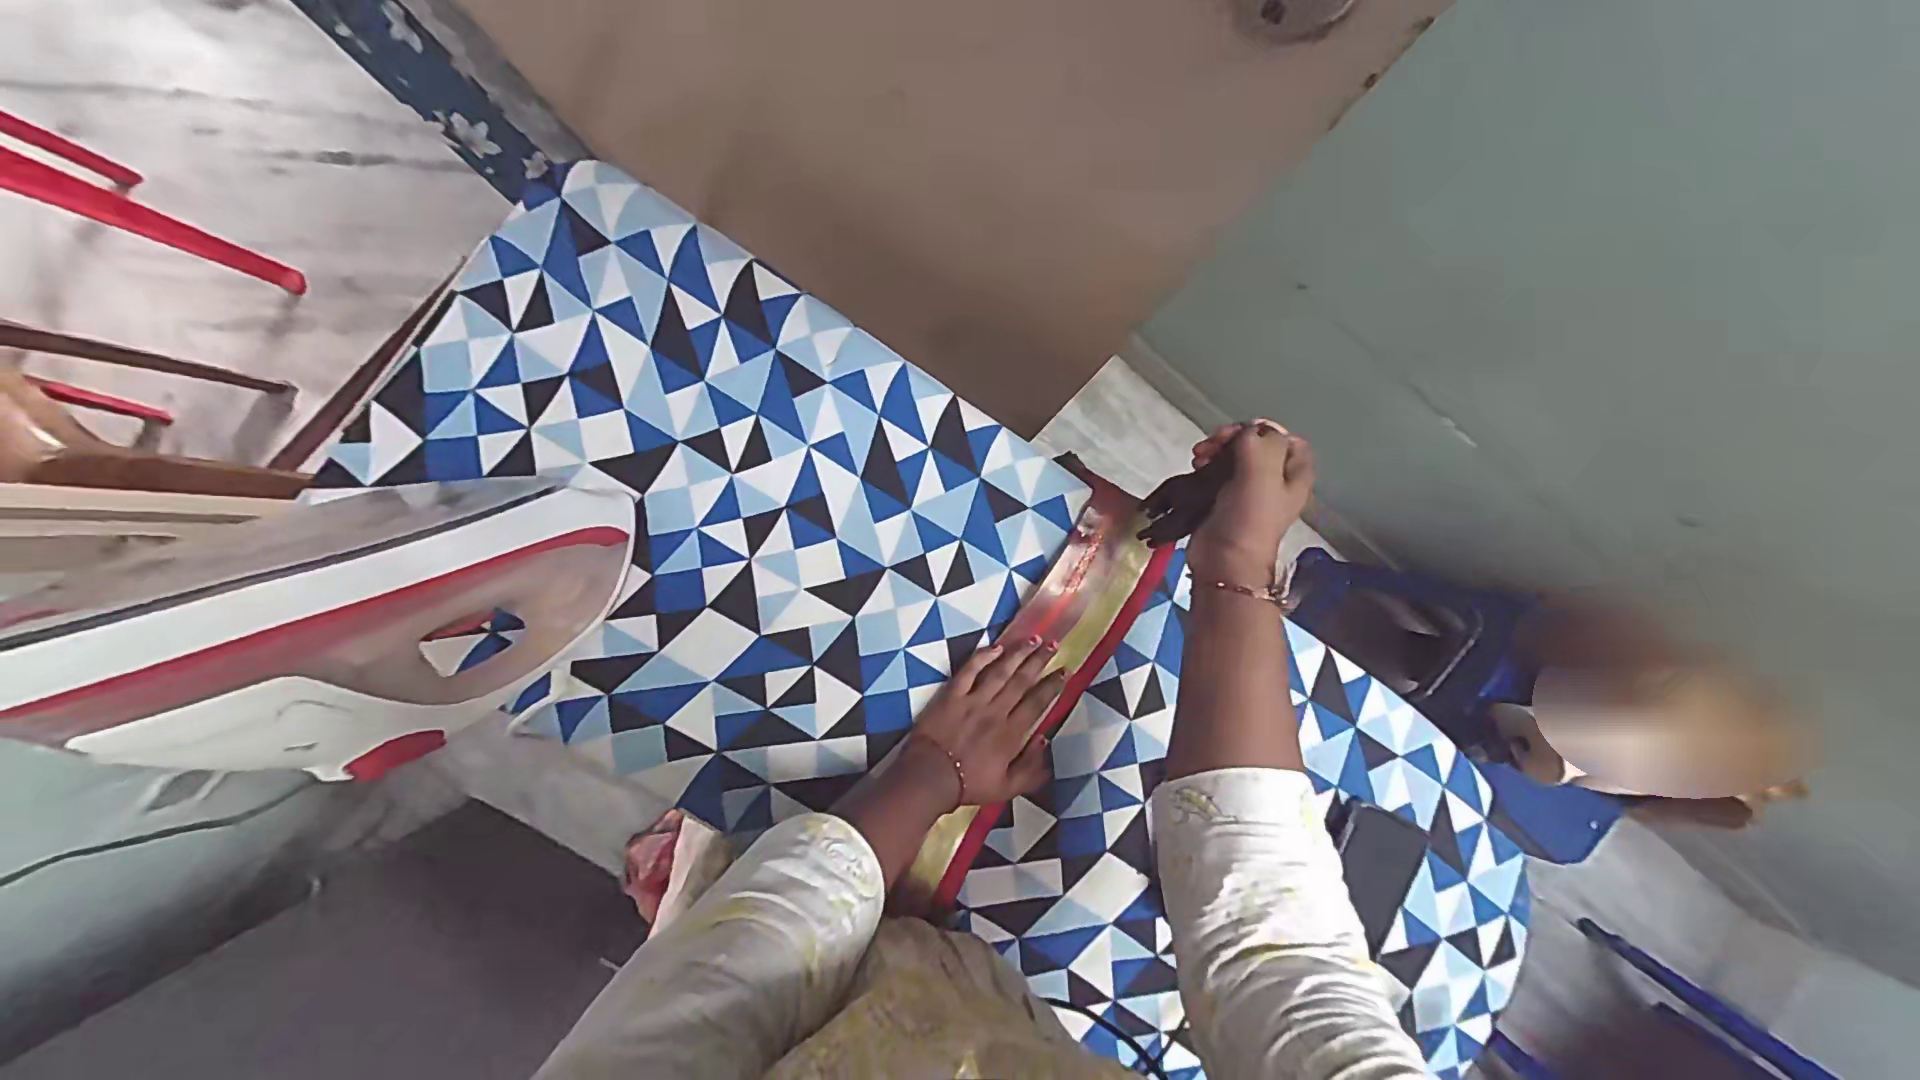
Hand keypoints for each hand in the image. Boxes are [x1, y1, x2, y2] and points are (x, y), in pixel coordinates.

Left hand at [905, 635, 1065, 807]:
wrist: (930, 777)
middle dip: (1039, 661)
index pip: (1037, 702)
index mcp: (1012, 733)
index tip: (1064, 671)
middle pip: (1022, 680)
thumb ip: (1031, 769)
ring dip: (1017, 654)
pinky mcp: (952, 694)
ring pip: (1000, 671)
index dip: (1052, 685)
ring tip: (1032, 639)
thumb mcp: (1007, 788)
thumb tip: (1046, 741)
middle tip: (1052, 645)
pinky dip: (982, 657)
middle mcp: (996, 711)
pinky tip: (995, 646)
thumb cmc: (969, 785)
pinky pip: (970, 671)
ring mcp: (973, 700)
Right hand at [1186, 419, 1315, 584]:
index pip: (1286, 438)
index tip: (1239, 433)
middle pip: (1257, 445)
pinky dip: (1208, 464)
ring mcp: (1249, 491)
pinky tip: (1196, 466)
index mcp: (1294, 474)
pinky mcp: (1225, 499)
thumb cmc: (1247, 519)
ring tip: (1200, 456)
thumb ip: (1261, 443)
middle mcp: (1275, 481)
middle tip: (1213, 443)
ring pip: (1235, 457)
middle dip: (1234, 438)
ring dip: (1217, 450)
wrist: (1224, 560)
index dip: (1264, 430)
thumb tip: (1251, 431)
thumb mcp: (1262, 475)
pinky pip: (1219, 472)